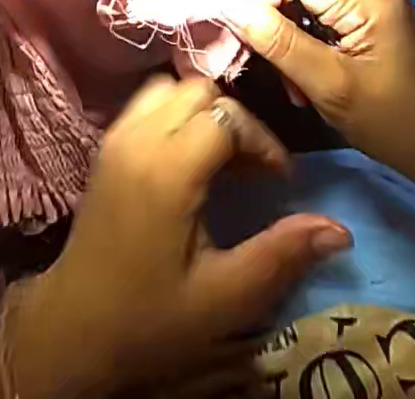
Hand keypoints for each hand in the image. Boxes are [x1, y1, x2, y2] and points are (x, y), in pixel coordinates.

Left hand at [13, 77, 352, 395]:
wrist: (73, 326)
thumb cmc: (150, 317)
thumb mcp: (224, 297)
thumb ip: (281, 255)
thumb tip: (341, 229)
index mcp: (166, 170)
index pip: (226, 115)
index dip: (261, 140)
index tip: (277, 179)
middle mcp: (138, 138)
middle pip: (200, 90)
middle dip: (236, 119)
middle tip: (253, 165)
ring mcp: (118, 135)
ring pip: (173, 87)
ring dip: (206, 110)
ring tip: (224, 156)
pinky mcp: (108, 142)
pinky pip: (150, 100)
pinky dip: (179, 111)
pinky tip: (191, 155)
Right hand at [222, 0, 414, 199]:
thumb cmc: (396, 123)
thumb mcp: (330, 86)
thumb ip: (280, 43)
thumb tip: (233, 8)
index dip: (252, 6)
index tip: (228, 41)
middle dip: (273, 30)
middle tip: (268, 75)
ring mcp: (370, 0)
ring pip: (303, 8)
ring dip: (289, 45)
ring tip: (294, 88)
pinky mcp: (370, 18)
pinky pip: (322, 20)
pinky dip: (308, 48)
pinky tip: (308, 81)